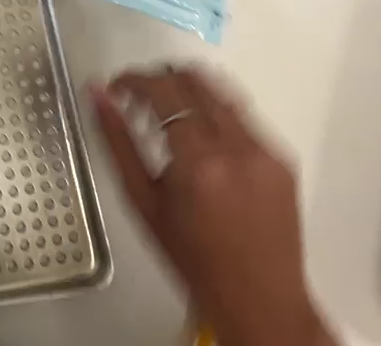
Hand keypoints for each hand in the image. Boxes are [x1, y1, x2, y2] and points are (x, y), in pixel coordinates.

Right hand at [88, 66, 333, 345]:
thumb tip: (97, 93)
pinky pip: (242, 117)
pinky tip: (199, 140)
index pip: (162, 90)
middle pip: (193, 80)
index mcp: (199, 161)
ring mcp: (266, 151)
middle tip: (136, 99)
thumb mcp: (142, 199)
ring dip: (186, 91)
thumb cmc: (191, 257)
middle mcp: (238, 148)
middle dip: (158, 79)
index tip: (116, 87)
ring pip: (220, 91)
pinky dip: (213, 114)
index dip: (132, 80)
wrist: (260, 301)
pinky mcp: (283, 159)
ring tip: (166, 115)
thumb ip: (116, 140)